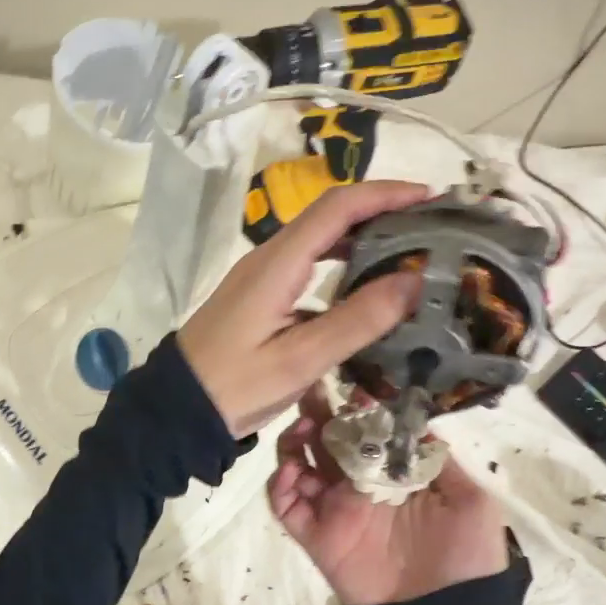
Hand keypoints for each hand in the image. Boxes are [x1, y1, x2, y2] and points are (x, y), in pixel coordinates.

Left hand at [177, 180, 429, 437]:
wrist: (175, 410)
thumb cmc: (234, 387)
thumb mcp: (298, 361)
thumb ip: (355, 322)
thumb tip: (413, 281)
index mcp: (277, 265)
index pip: (336, 208)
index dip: (385, 194)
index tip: (430, 198)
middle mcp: (268, 260)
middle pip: (330, 218)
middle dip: (381, 213)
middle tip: (430, 229)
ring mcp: (261, 280)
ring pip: (318, 243)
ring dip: (362, 240)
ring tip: (409, 256)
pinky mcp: (259, 300)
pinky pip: (307, 270)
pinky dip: (342, 269)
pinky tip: (366, 294)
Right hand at [268, 387, 508, 604]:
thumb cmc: (465, 555)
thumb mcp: (470, 500)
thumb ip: (439, 460)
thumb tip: (410, 423)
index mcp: (395, 476)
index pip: (367, 434)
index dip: (358, 410)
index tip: (352, 388)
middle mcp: (361, 488)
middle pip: (328, 443)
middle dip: (318, 416)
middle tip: (312, 394)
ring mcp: (336, 512)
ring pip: (300, 468)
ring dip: (293, 445)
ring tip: (300, 429)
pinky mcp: (317, 537)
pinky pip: (287, 508)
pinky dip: (280, 486)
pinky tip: (291, 471)